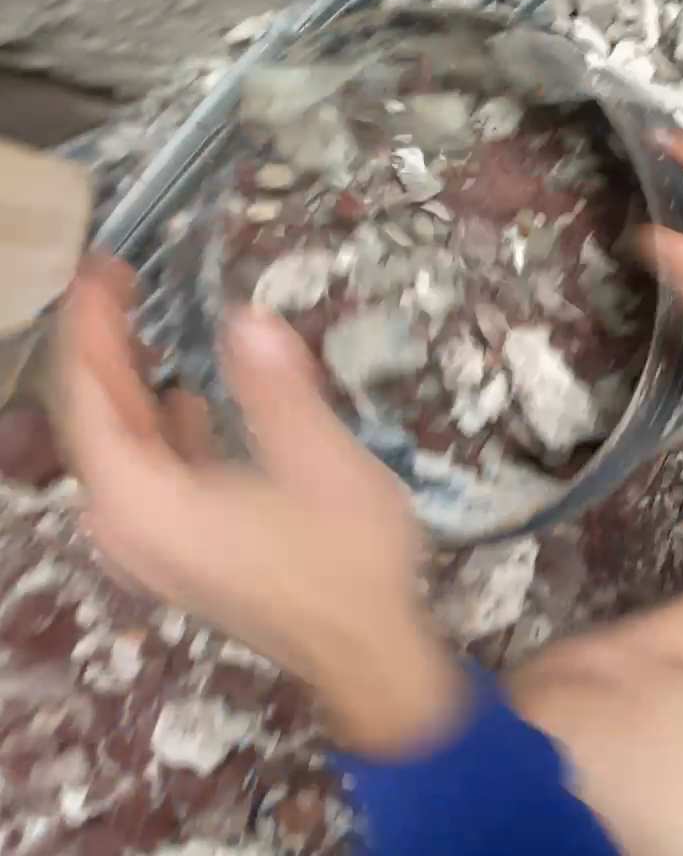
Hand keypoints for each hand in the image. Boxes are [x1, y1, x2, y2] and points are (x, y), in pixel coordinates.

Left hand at [52, 256, 462, 756]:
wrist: (362, 645)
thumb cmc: (347, 556)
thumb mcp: (325, 465)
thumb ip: (282, 393)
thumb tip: (250, 319)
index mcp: (143, 497)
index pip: (91, 396)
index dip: (96, 326)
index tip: (106, 266)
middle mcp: (123, 520)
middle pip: (94, 422)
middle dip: (108, 351)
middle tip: (126, 288)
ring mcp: (149, 541)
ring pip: (121, 451)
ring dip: (133, 391)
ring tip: (154, 338)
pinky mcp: (182, 549)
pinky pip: (150, 476)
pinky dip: (163, 431)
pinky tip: (195, 409)